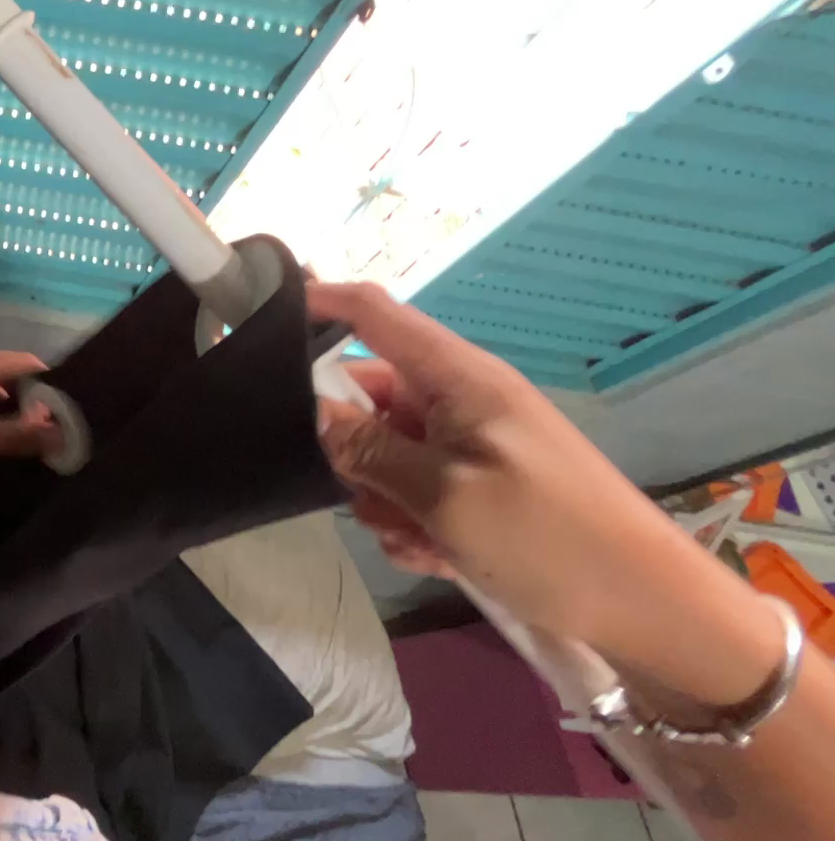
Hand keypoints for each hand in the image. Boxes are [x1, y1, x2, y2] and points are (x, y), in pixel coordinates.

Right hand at [309, 282, 659, 641]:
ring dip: (378, 495)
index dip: (318, 301)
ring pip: (376, 450)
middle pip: (363, 396)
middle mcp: (456, 401)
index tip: (260, 313)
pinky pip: (404, 487)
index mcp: (457, 380)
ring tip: (413, 535)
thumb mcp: (445, 496)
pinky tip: (432, 551)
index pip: (375, 314)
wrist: (655, 616)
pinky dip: (405, 519)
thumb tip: (311, 412)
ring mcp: (463, 443)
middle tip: (364, 494)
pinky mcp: (469, 483)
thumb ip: (367, 450)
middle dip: (348, 446)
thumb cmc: (552, 539)